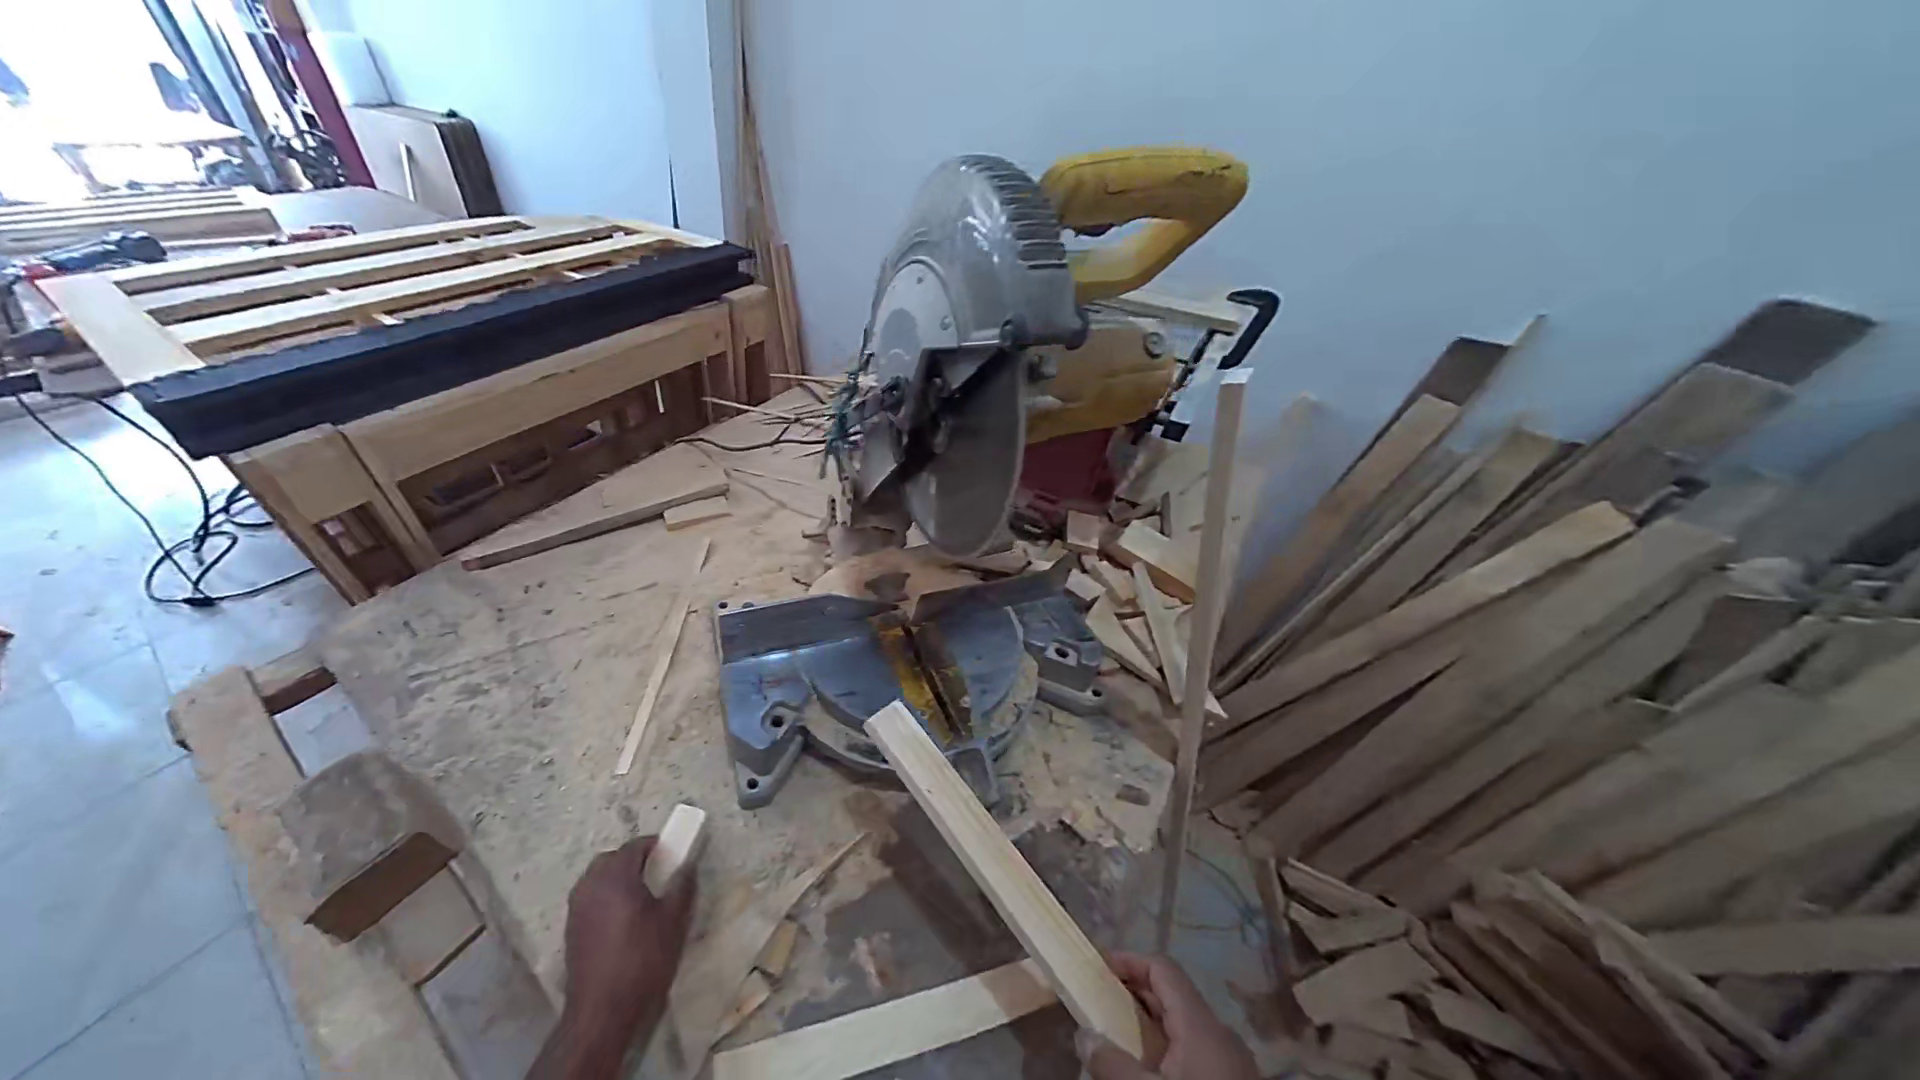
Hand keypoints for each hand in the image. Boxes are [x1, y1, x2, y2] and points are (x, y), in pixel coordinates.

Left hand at [563, 834, 696, 1031]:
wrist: (603, 1011)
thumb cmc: (643, 958)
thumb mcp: (674, 919)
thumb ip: (682, 885)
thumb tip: (688, 865)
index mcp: (615, 877)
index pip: (635, 846)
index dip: (655, 845)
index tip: (672, 853)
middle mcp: (590, 887)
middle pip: (610, 859)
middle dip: (632, 860)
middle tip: (657, 872)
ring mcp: (576, 910)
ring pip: (596, 880)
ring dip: (617, 879)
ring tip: (641, 897)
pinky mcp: (571, 932)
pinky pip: (590, 900)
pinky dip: (606, 898)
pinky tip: (624, 920)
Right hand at [1076, 952, 1258, 1079]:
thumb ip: (1112, 1065)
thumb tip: (1083, 1035)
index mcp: (1202, 1026)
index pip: (1163, 969)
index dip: (1129, 961)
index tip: (1095, 969)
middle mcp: (1220, 1035)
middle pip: (1171, 995)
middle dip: (1132, 993)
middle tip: (1096, 1002)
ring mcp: (1231, 1063)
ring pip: (1182, 1025)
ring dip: (1146, 1024)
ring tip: (1114, 1037)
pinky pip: (1193, 1052)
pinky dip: (1164, 1049)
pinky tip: (1144, 1071)